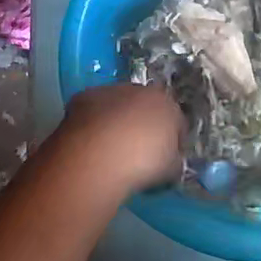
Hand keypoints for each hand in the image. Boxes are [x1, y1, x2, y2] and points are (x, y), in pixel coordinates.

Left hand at [56, 81, 184, 194]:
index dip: (172, 142)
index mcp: (168, 105)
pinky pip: (94, 110)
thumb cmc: (142, 163)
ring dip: (117, 121)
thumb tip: (169, 158)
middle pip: (146, 109)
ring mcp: (110, 91)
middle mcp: (140, 90)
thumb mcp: (170, 169)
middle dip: (143, 126)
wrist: (99, 155)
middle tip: (137, 153)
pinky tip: (90, 142)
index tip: (165, 160)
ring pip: (118, 106)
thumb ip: (173, 158)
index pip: (176, 123)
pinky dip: (94, 122)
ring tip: (110, 149)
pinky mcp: (84, 96)